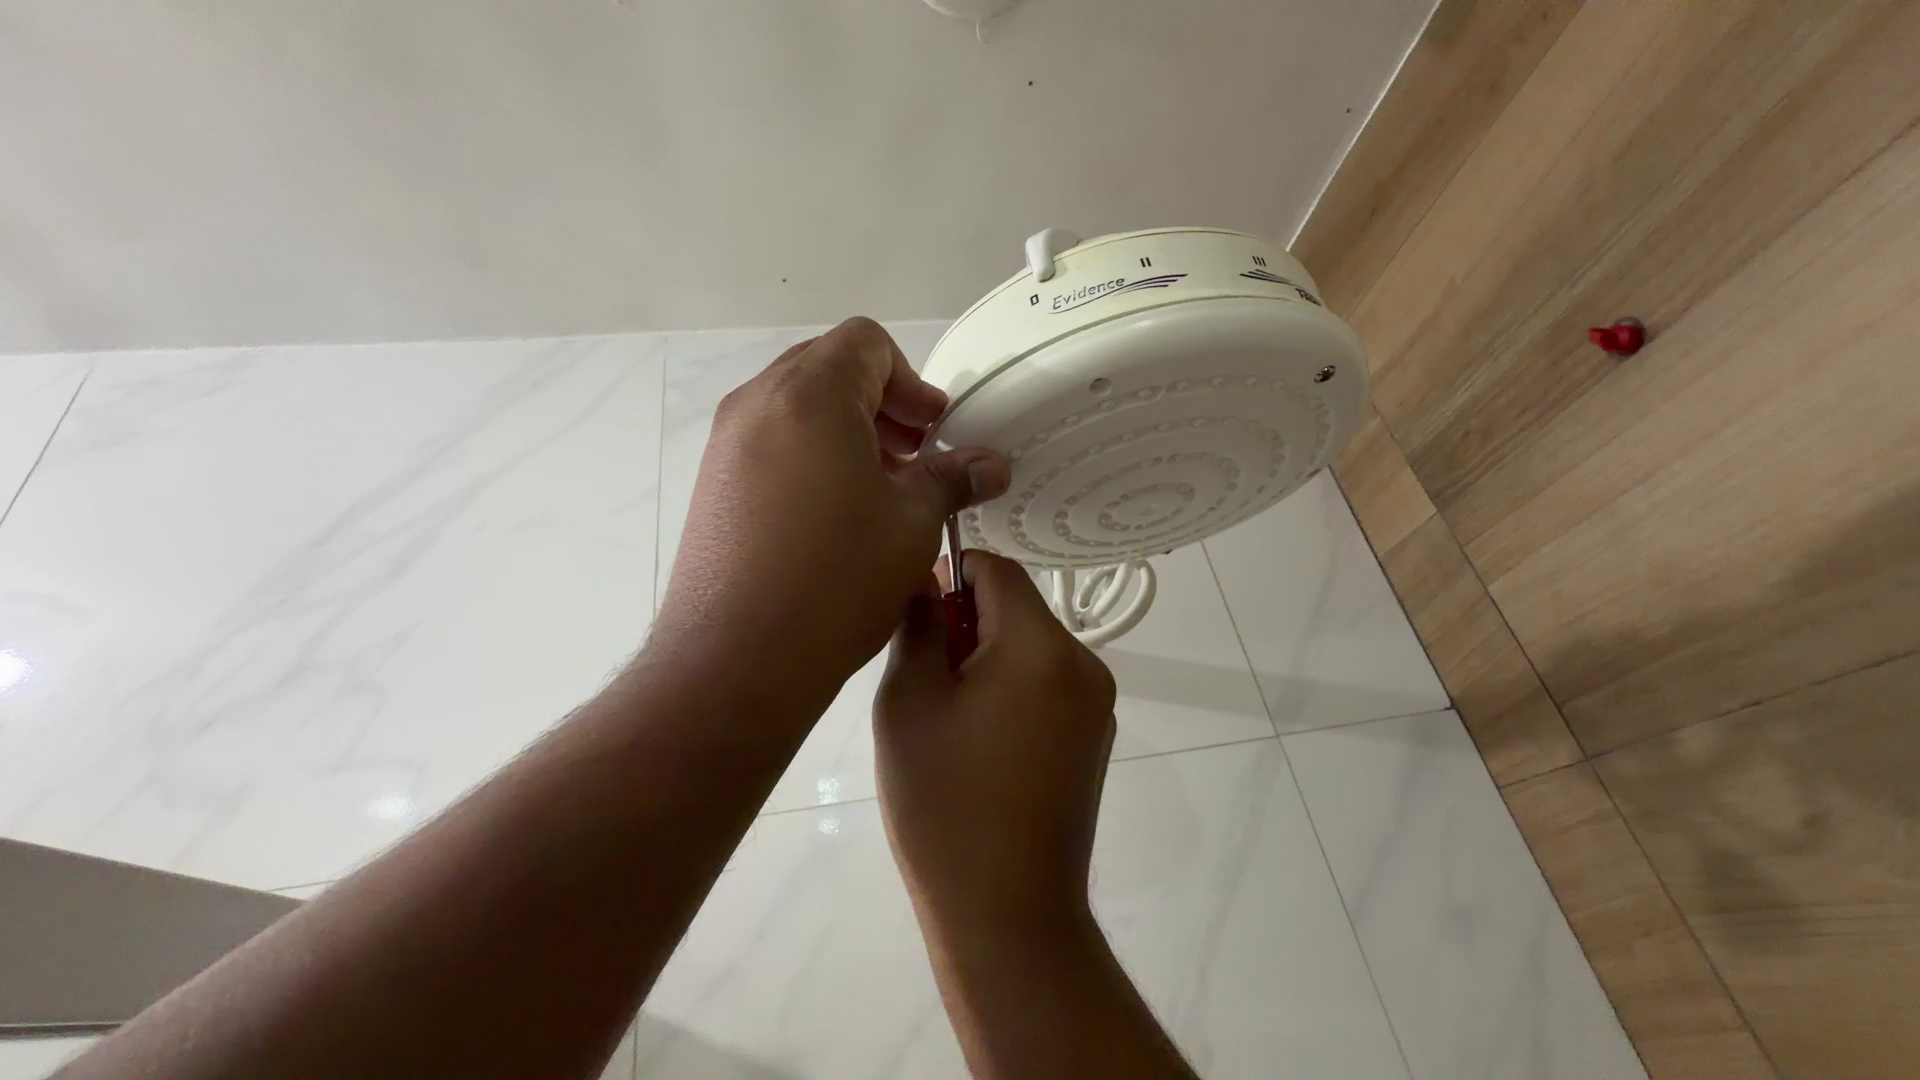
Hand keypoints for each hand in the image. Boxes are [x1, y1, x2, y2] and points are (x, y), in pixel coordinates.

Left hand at [653, 317, 1010, 702]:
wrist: (735, 658)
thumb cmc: (836, 578)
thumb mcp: (912, 524)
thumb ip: (952, 478)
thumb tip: (991, 465)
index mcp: (810, 394)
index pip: (865, 343)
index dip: (911, 378)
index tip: (933, 430)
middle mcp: (758, 404)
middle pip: (828, 368)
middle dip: (880, 403)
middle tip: (914, 456)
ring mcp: (726, 445)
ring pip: (796, 408)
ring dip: (846, 432)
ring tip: (879, 491)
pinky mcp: (712, 485)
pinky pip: (770, 445)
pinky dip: (811, 458)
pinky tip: (835, 518)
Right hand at [874, 551, 1117, 937]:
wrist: (1007, 910)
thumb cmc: (945, 802)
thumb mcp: (910, 703)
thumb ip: (919, 626)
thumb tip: (930, 581)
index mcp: (1041, 646)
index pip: (997, 569)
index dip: (949, 577)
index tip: (916, 621)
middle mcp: (1084, 664)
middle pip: (1017, 608)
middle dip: (966, 626)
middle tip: (924, 682)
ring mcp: (1098, 705)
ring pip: (1031, 647)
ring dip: (987, 660)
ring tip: (949, 721)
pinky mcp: (1095, 738)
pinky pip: (1048, 685)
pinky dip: (1012, 691)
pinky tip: (982, 747)